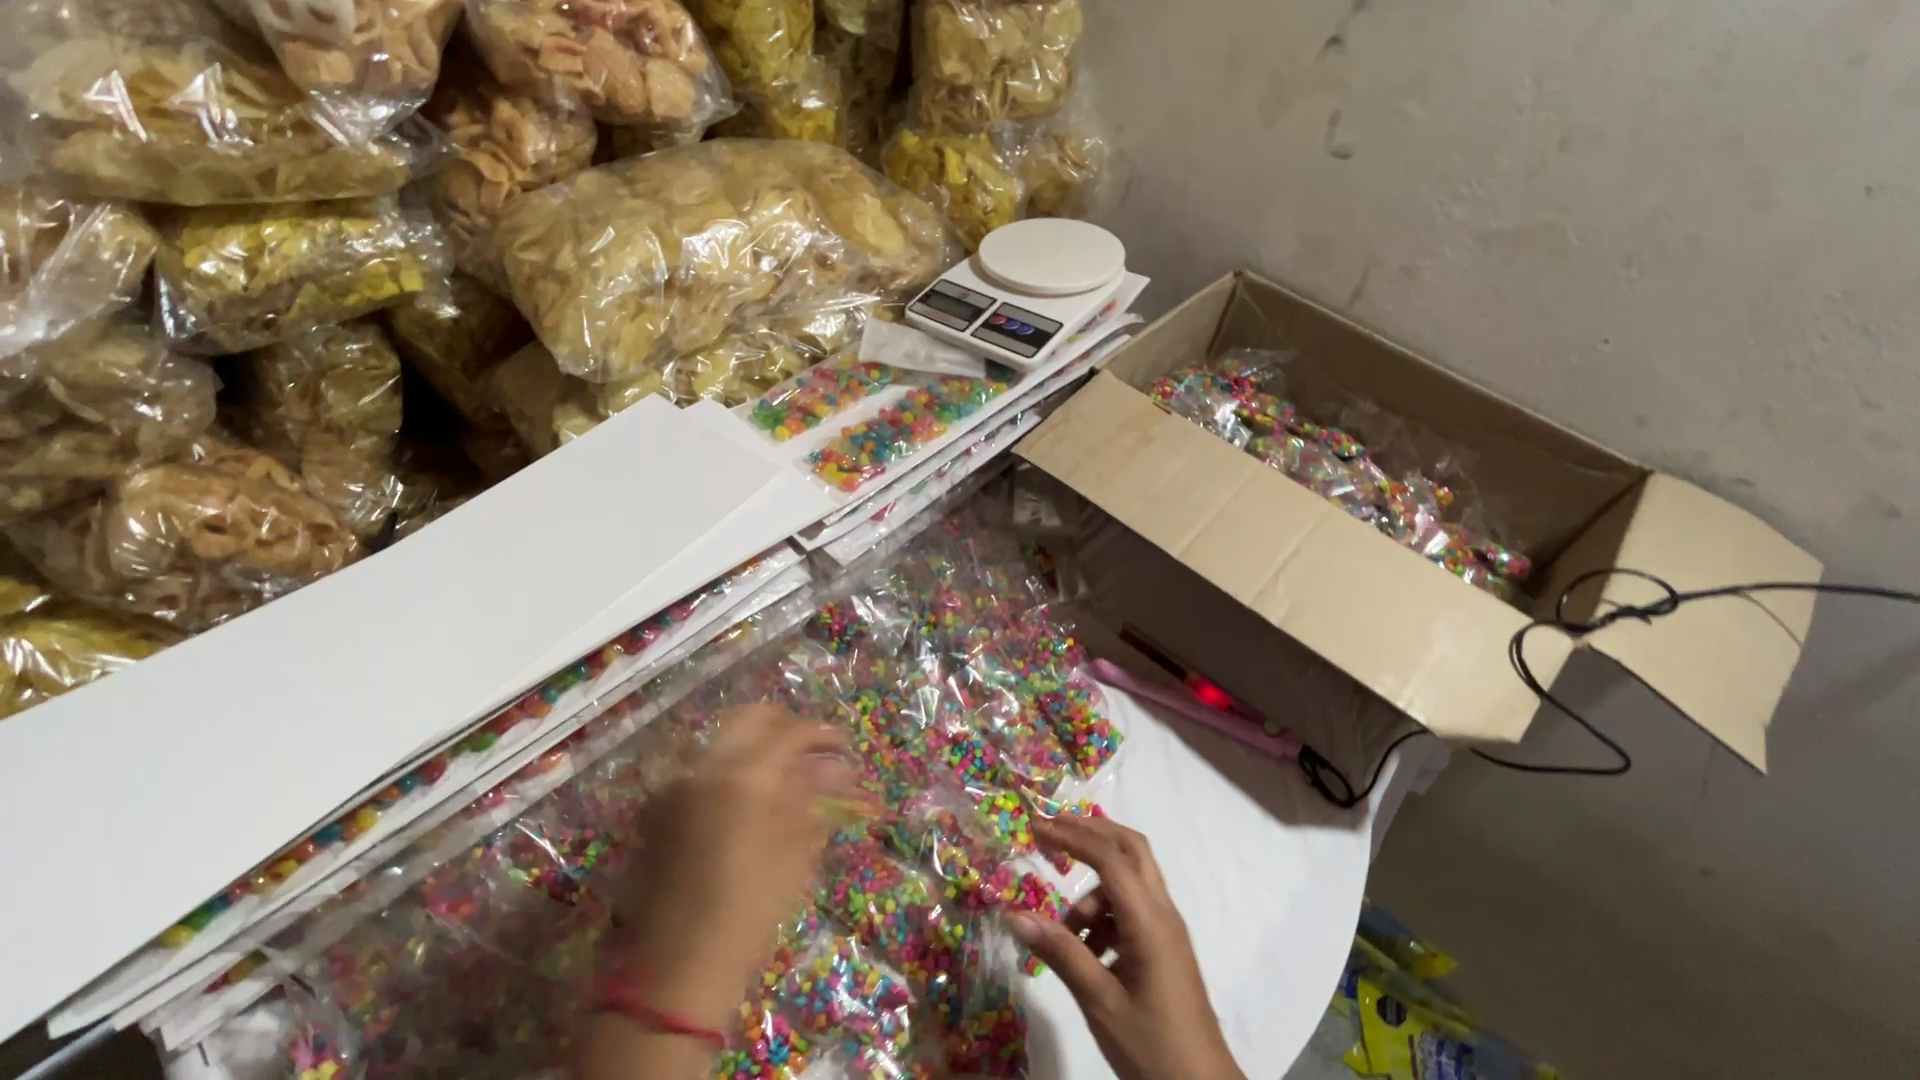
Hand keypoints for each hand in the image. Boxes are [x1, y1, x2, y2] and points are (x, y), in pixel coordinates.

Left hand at [614, 704, 855, 1029]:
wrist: (673, 966)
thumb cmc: (747, 914)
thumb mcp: (794, 856)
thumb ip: (813, 800)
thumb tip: (835, 770)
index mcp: (743, 776)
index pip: (791, 731)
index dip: (822, 734)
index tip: (843, 747)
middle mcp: (703, 766)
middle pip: (750, 718)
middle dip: (785, 727)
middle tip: (811, 750)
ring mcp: (674, 783)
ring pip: (722, 740)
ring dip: (755, 745)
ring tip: (782, 775)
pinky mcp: (656, 806)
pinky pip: (699, 767)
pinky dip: (728, 767)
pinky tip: (747, 798)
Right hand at [1008, 816, 1244, 1079]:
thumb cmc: (1152, 1047)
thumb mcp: (1100, 1001)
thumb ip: (1060, 953)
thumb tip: (1014, 914)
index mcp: (1150, 922)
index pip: (1110, 858)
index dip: (1071, 836)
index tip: (1035, 827)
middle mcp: (1163, 914)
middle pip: (1130, 850)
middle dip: (1090, 833)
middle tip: (1050, 832)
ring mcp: (1167, 931)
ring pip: (1127, 884)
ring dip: (1091, 894)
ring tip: (1064, 934)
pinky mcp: (1164, 949)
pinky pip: (1130, 912)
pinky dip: (1103, 918)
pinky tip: (1086, 954)